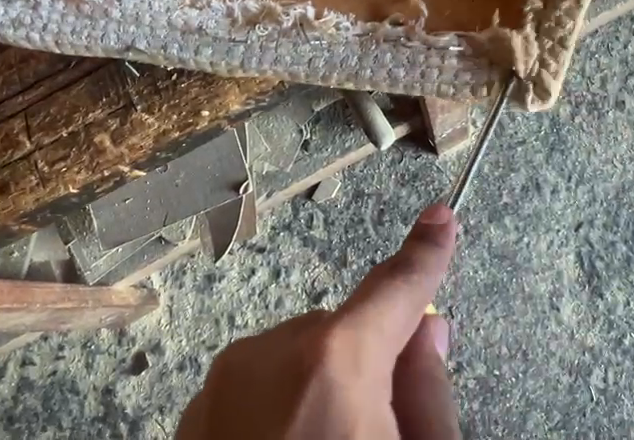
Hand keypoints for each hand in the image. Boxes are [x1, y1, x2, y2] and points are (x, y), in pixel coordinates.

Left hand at [176, 204, 460, 439]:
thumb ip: (431, 397)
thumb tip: (428, 332)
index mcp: (334, 363)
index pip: (396, 287)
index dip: (426, 251)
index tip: (441, 215)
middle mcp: (268, 356)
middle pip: (342, 332)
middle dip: (367, 363)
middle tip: (379, 431)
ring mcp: (221, 388)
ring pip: (296, 358)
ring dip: (320, 389)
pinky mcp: (191, 420)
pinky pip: (255, 389)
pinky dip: (279, 410)